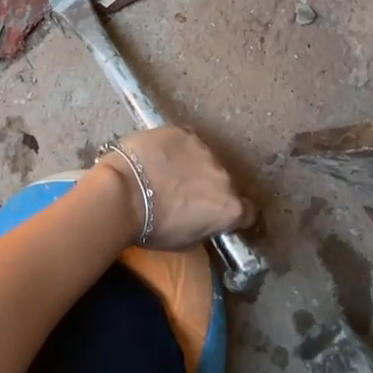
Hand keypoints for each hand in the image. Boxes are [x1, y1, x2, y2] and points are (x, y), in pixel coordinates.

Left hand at [99, 127, 255, 250]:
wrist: (125, 192)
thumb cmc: (153, 226)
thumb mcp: (187, 241)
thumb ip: (206, 226)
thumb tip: (205, 218)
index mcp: (229, 208)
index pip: (248, 211)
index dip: (236, 214)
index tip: (222, 214)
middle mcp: (224, 176)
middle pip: (224, 182)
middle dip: (210, 187)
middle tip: (187, 194)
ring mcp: (204, 149)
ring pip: (205, 158)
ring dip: (194, 165)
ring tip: (169, 172)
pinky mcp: (183, 131)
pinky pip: (186, 140)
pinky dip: (177, 147)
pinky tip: (161, 154)